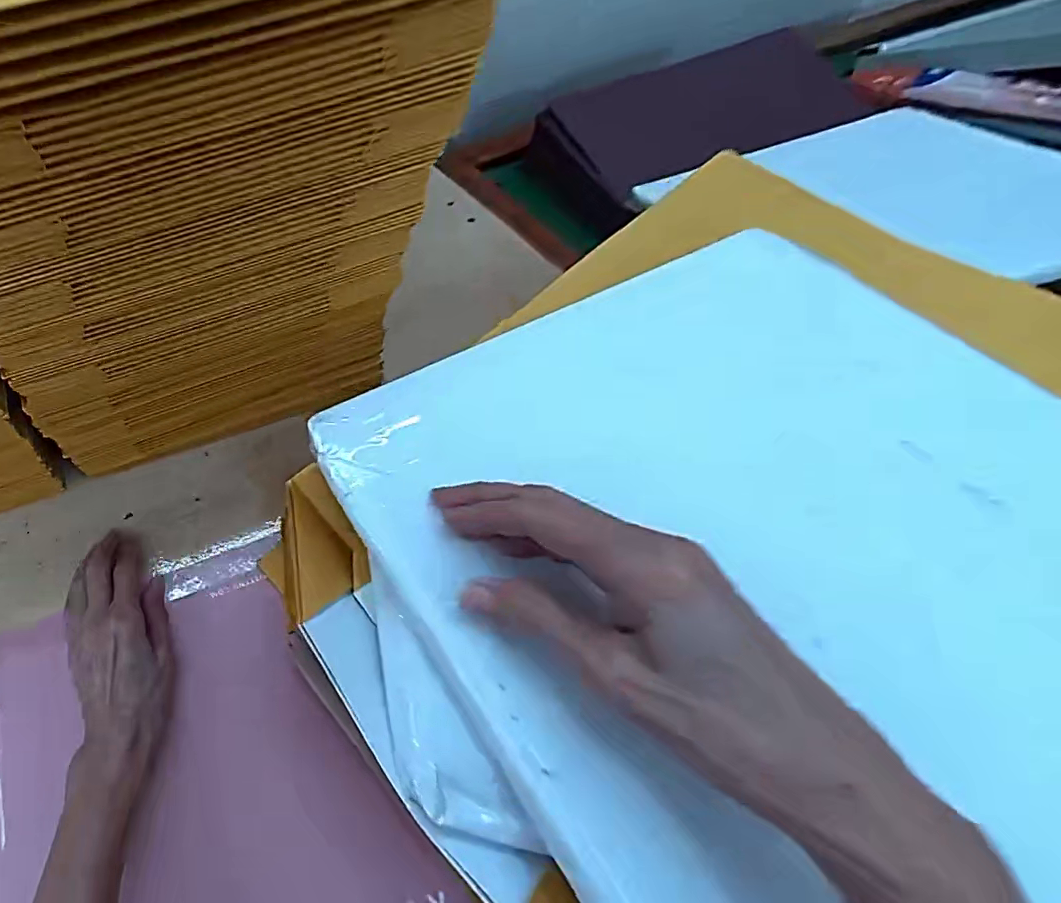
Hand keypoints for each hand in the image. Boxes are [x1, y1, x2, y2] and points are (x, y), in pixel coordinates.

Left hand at [35, 531, 173, 902]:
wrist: (114, 735)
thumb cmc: (148, 700)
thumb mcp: (165, 658)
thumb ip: (156, 615)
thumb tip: (153, 581)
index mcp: (124, 620)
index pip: (124, 572)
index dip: (129, 552)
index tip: (135, 540)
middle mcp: (97, 618)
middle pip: (95, 569)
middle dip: (105, 547)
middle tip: (116, 536)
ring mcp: (80, 628)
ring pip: (78, 581)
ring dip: (89, 560)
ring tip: (100, 549)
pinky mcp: (71, 640)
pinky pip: (71, 600)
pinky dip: (78, 581)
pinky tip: (84, 579)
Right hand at [433, 482, 1021, 902]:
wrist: (835, 775)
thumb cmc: (720, 729)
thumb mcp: (617, 679)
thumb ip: (541, 621)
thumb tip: (474, 590)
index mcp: (646, 564)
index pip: (547, 517)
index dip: (488, 510)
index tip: (441, 513)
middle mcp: (661, 547)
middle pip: (561, 506)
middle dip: (496, 500)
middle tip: (443, 503)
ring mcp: (676, 561)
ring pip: (580, 521)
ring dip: (521, 518)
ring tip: (471, 524)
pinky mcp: (682, 580)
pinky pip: (601, 542)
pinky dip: (552, 539)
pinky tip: (527, 554)